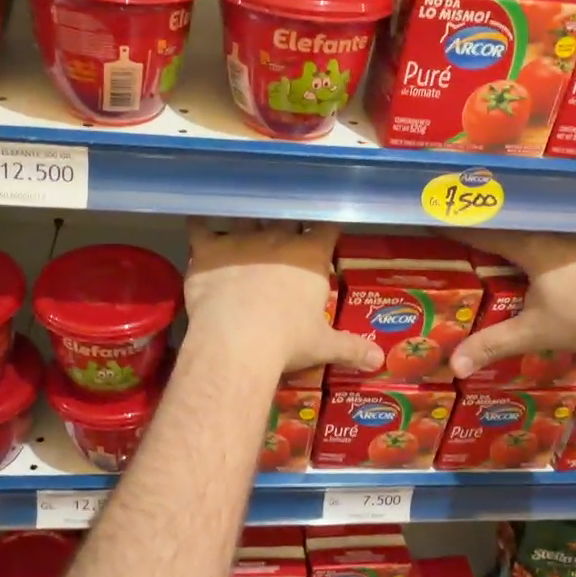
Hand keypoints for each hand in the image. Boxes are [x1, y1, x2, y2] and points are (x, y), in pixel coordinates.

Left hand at [184, 220, 380, 374]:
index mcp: (310, 255)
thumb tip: (378, 361)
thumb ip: (351, 348)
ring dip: (246, 215)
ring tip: (245, 215)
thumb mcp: (323, 346)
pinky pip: (201, 225)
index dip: (325, 223)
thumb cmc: (287, 341)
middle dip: (285, 218)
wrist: (237, 341)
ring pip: (247, 215)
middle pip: (286, 216)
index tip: (324, 226)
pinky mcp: (209, 248)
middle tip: (283, 225)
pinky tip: (196, 215)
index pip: (326, 226)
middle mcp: (278, 238)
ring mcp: (242, 239)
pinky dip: (199, 221)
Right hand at [445, 230, 575, 377]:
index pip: (485, 232)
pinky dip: (550, 241)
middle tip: (468, 226)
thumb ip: (493, 344)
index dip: (458, 227)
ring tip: (506, 238)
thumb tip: (453, 367)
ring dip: (523, 230)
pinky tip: (555, 256)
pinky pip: (566, 236)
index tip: (434, 217)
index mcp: (532, 245)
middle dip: (490, 225)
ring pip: (544, 227)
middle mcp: (556, 232)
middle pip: (515, 224)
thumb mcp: (535, 331)